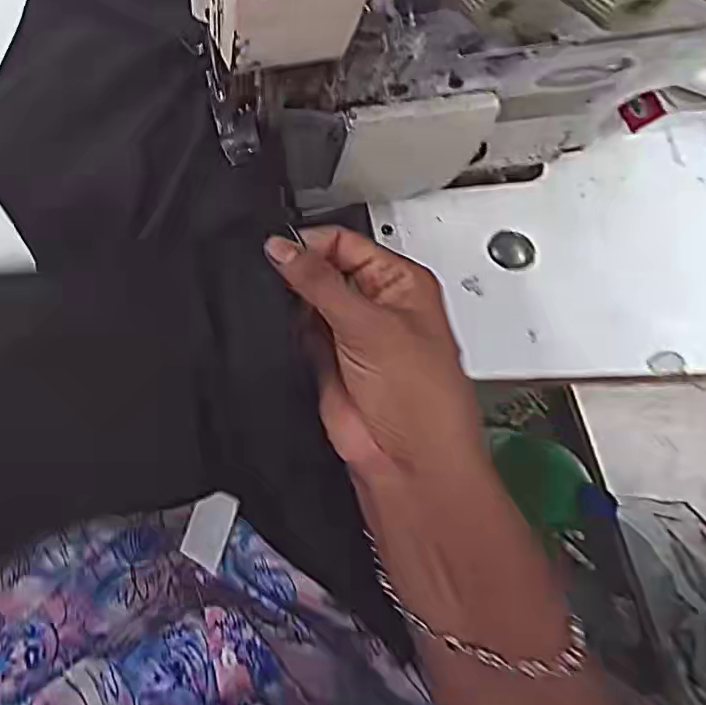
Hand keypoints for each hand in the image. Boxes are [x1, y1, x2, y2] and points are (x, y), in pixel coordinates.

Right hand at [265, 226, 488, 485]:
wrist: (408, 462)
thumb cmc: (423, 399)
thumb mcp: (368, 325)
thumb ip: (319, 282)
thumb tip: (283, 248)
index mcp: (400, 283)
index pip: (346, 242)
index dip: (313, 243)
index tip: (282, 248)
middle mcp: (377, 304)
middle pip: (324, 268)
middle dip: (301, 272)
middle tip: (282, 276)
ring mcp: (351, 333)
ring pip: (308, 300)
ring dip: (296, 304)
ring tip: (299, 317)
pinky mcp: (327, 360)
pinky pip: (298, 331)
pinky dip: (290, 330)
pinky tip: (296, 337)